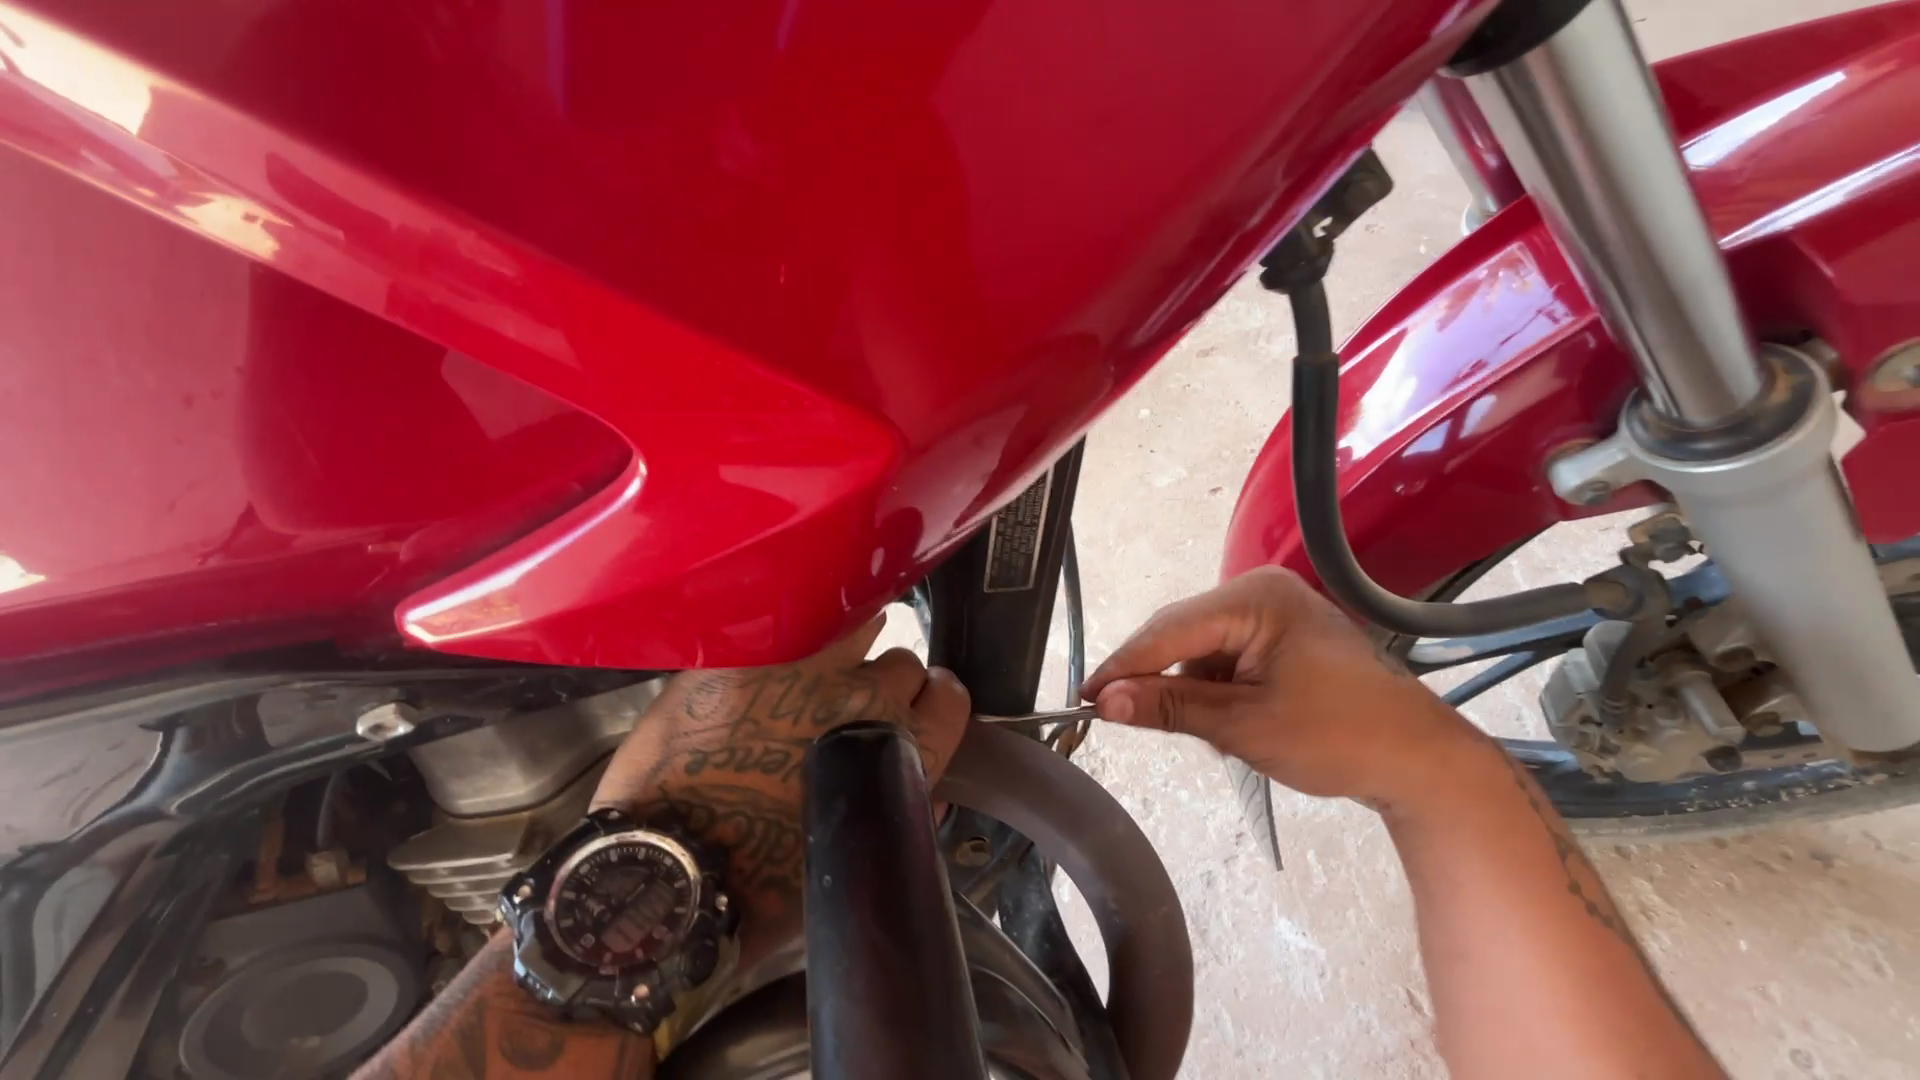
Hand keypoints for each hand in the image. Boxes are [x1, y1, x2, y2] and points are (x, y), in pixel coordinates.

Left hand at [591, 615, 969, 965]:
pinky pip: (793, 623)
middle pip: (902, 663)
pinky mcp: (748, 656)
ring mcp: (804, 669)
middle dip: (886, 683)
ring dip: (849, 645)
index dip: (935, 703)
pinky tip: (782, 654)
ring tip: (820, 667)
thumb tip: (928, 789)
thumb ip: (901, 812)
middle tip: (855, 704)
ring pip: (856, 626)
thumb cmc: (766, 888)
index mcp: (899, 753)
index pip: (950, 697)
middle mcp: (863, 700)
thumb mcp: (856, 863)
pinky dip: (798, 636)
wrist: (667, 875)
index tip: (918, 707)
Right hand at [1080, 566, 1483, 808]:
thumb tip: (1103, 703)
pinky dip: (1213, 687)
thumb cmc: (1337, 738)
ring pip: (1200, 647)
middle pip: (1182, 632)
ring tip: (1194, 729)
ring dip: (1186, 686)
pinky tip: (1221, 718)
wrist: (1420, 761)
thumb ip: (1169, 708)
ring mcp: (1274, 611)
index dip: (1123, 665)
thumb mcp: (1243, 725)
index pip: (1169, 629)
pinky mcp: (1282, 635)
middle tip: (1116, 714)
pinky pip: (1225, 655)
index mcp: (1256, 598)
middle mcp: (1261, 591)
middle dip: (1155, 676)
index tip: (1084, 697)